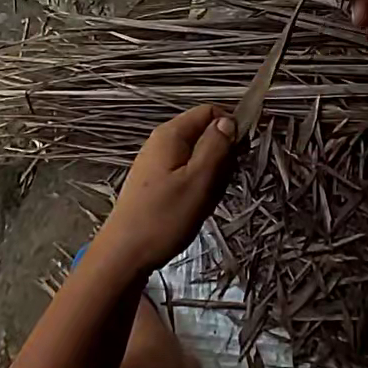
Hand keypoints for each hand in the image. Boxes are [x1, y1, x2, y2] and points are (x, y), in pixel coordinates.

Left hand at [95, 105, 236, 272]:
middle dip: (222, 155)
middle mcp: (162, 142)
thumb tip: (229, 121)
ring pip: (199, 157)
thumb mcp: (199, 180)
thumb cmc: (164, 217)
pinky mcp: (156, 182)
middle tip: (220, 184)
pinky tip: (195, 208)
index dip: (231, 125)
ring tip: (206, 200)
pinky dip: (198, 186)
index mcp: (171, 134)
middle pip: (205, 133)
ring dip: (211, 175)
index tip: (243, 152)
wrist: (124, 256)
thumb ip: (216, 146)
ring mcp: (157, 163)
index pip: (210, 111)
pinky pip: (187, 174)